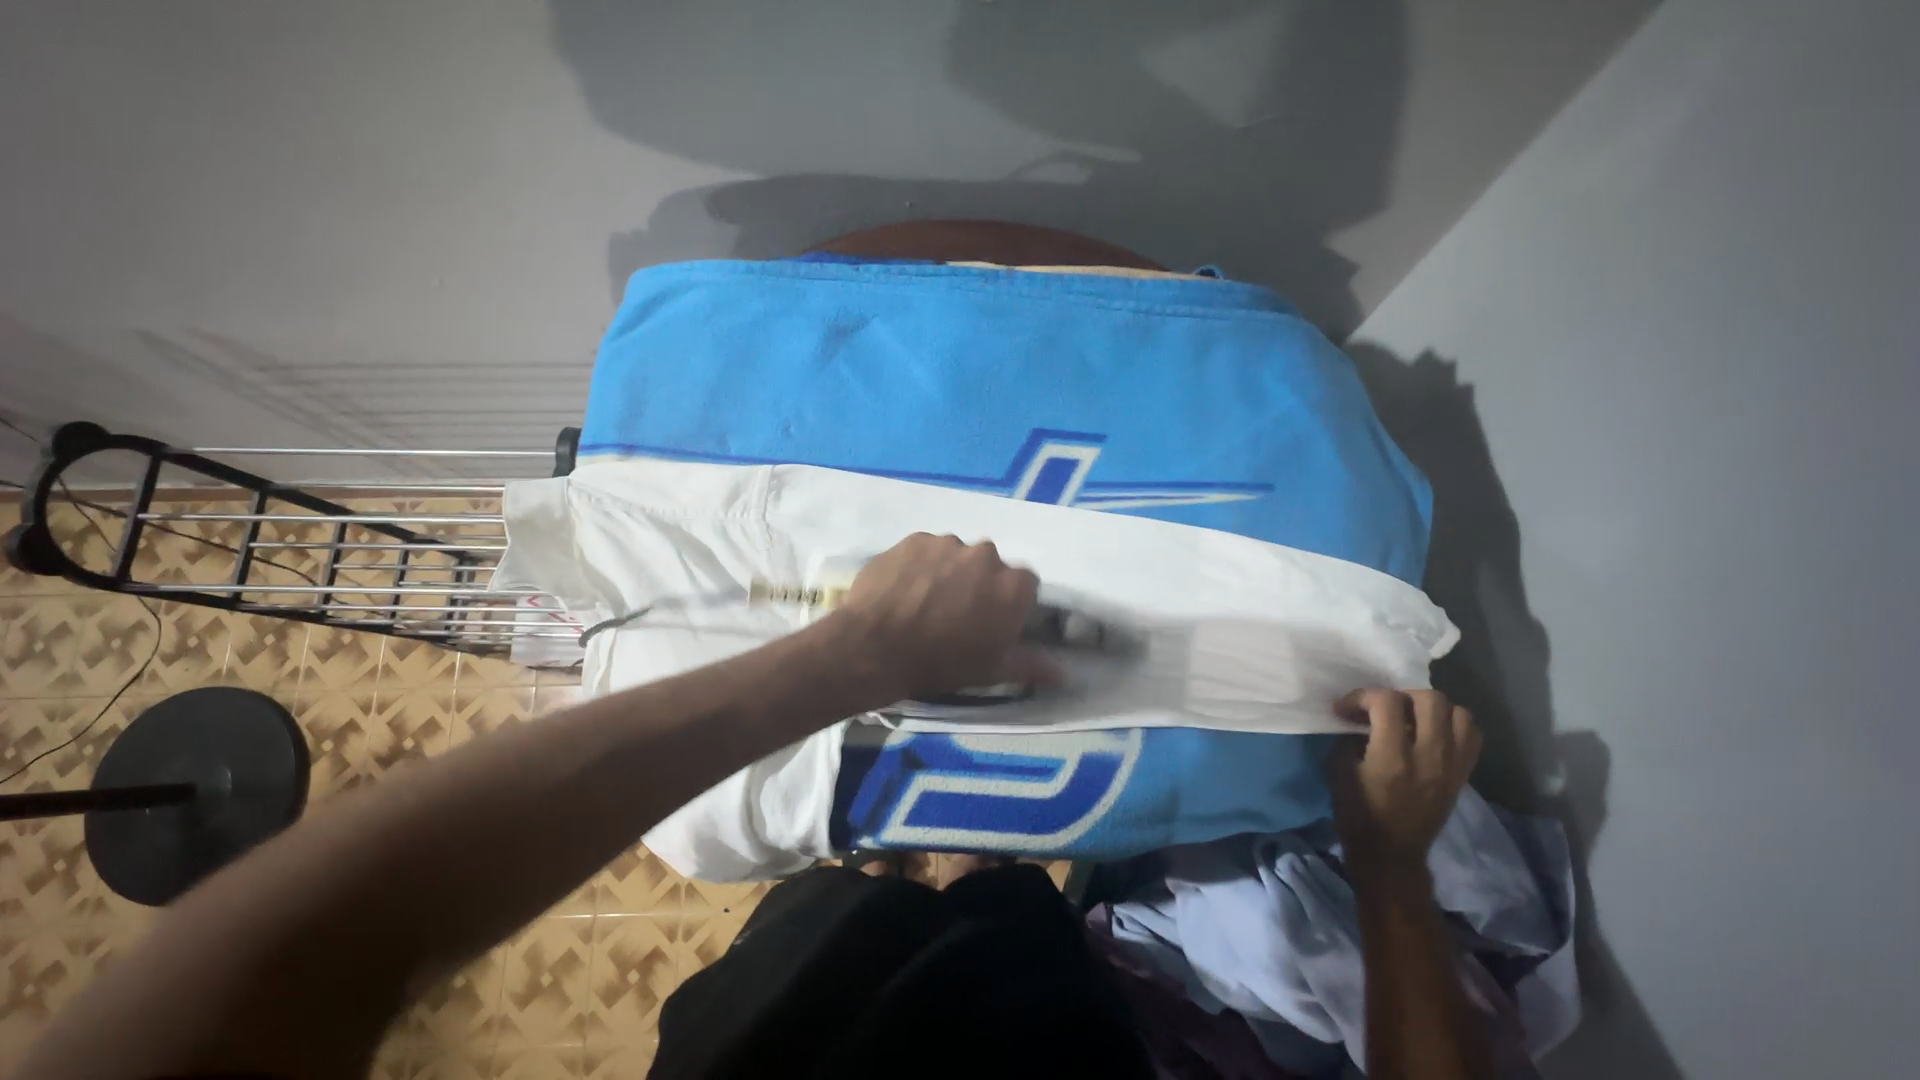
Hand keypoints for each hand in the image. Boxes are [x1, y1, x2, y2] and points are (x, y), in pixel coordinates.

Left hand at [833, 533, 1055, 700]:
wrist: (875, 647)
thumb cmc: (942, 662)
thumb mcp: (992, 670)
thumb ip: (1031, 665)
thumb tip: (1064, 673)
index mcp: (1014, 585)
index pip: (1025, 586)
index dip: (1009, 604)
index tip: (992, 623)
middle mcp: (986, 554)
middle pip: (990, 567)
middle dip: (978, 585)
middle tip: (956, 615)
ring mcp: (947, 543)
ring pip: (955, 557)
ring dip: (948, 573)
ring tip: (924, 603)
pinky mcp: (913, 539)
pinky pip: (924, 551)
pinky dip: (919, 566)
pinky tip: (903, 591)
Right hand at [1328, 689, 1481, 875]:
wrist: (1390, 853)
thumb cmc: (1357, 814)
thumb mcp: (1337, 772)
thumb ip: (1348, 739)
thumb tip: (1359, 720)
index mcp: (1392, 758)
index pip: (1387, 702)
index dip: (1362, 696)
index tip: (1346, 709)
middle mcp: (1428, 757)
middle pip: (1430, 700)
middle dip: (1400, 696)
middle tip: (1382, 709)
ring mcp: (1451, 766)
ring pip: (1458, 712)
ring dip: (1431, 708)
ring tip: (1411, 717)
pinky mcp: (1462, 774)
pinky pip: (1472, 734)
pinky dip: (1454, 724)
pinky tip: (1432, 732)